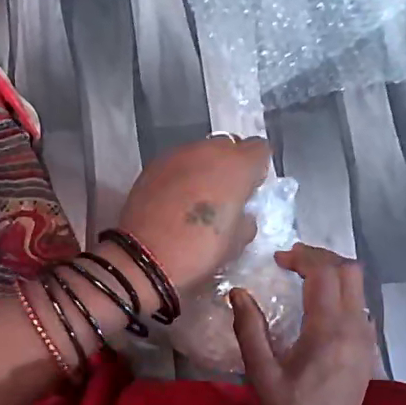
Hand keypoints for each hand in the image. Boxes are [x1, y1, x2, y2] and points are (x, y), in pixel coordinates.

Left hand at [113, 135, 270, 291]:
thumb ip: (246, 220)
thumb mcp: (235, 244)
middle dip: (229, 167)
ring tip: (194, 199)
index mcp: (237, 166)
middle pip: (228, 147)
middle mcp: (209, 151)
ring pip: (200, 153)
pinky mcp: (153, 165)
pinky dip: (179, 176)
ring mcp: (178, 155)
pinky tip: (173, 201)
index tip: (249, 191)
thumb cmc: (199, 251)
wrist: (146, 257)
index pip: (259, 150)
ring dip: (202, 170)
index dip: (256, 171)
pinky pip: (176, 163)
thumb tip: (242, 214)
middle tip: (222, 197)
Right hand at [231, 244, 377, 404]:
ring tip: (304, 277)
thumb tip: (237, 292)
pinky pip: (361, 303)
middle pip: (349, 270)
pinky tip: (320, 304)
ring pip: (359, 284)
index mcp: (328, 330)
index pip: (324, 273)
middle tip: (292, 262)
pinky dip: (342, 291)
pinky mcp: (368, 344)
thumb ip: (249, 329)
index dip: (302, 257)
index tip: (278, 259)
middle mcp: (354, 326)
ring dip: (333, 272)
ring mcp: (366, 335)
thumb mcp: (260, 371)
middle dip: (320, 258)